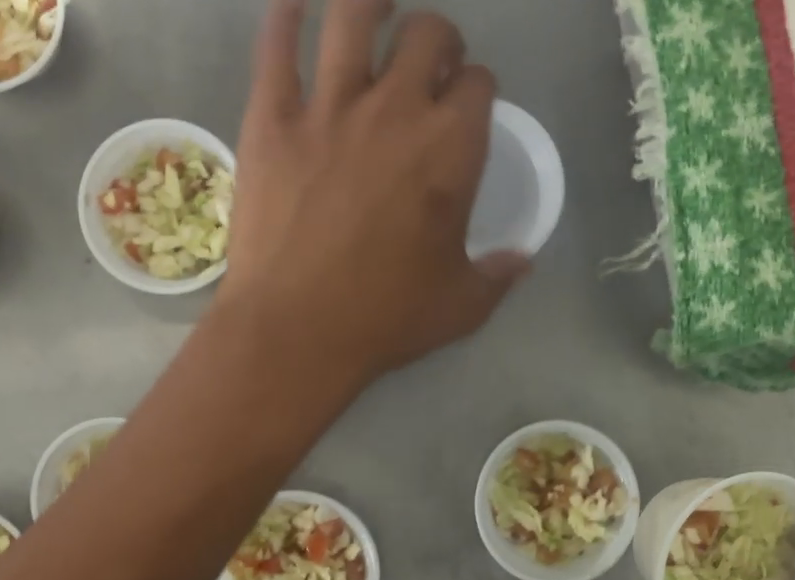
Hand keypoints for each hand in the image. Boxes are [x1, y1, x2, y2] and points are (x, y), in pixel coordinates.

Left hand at [220, 0, 530, 385]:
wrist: (296, 332)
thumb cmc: (386, 321)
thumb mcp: (461, 307)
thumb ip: (498, 275)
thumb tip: (523, 260)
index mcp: (452, 148)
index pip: (478, 83)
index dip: (476, 88)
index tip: (468, 105)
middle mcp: (396, 110)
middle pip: (428, 33)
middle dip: (438, 39)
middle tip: (429, 63)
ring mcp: (329, 108)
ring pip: (353, 17)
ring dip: (372, 2)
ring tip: (377, 9)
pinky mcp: (271, 120)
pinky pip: (276, 46)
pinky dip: (285, 14)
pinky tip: (295, 3)